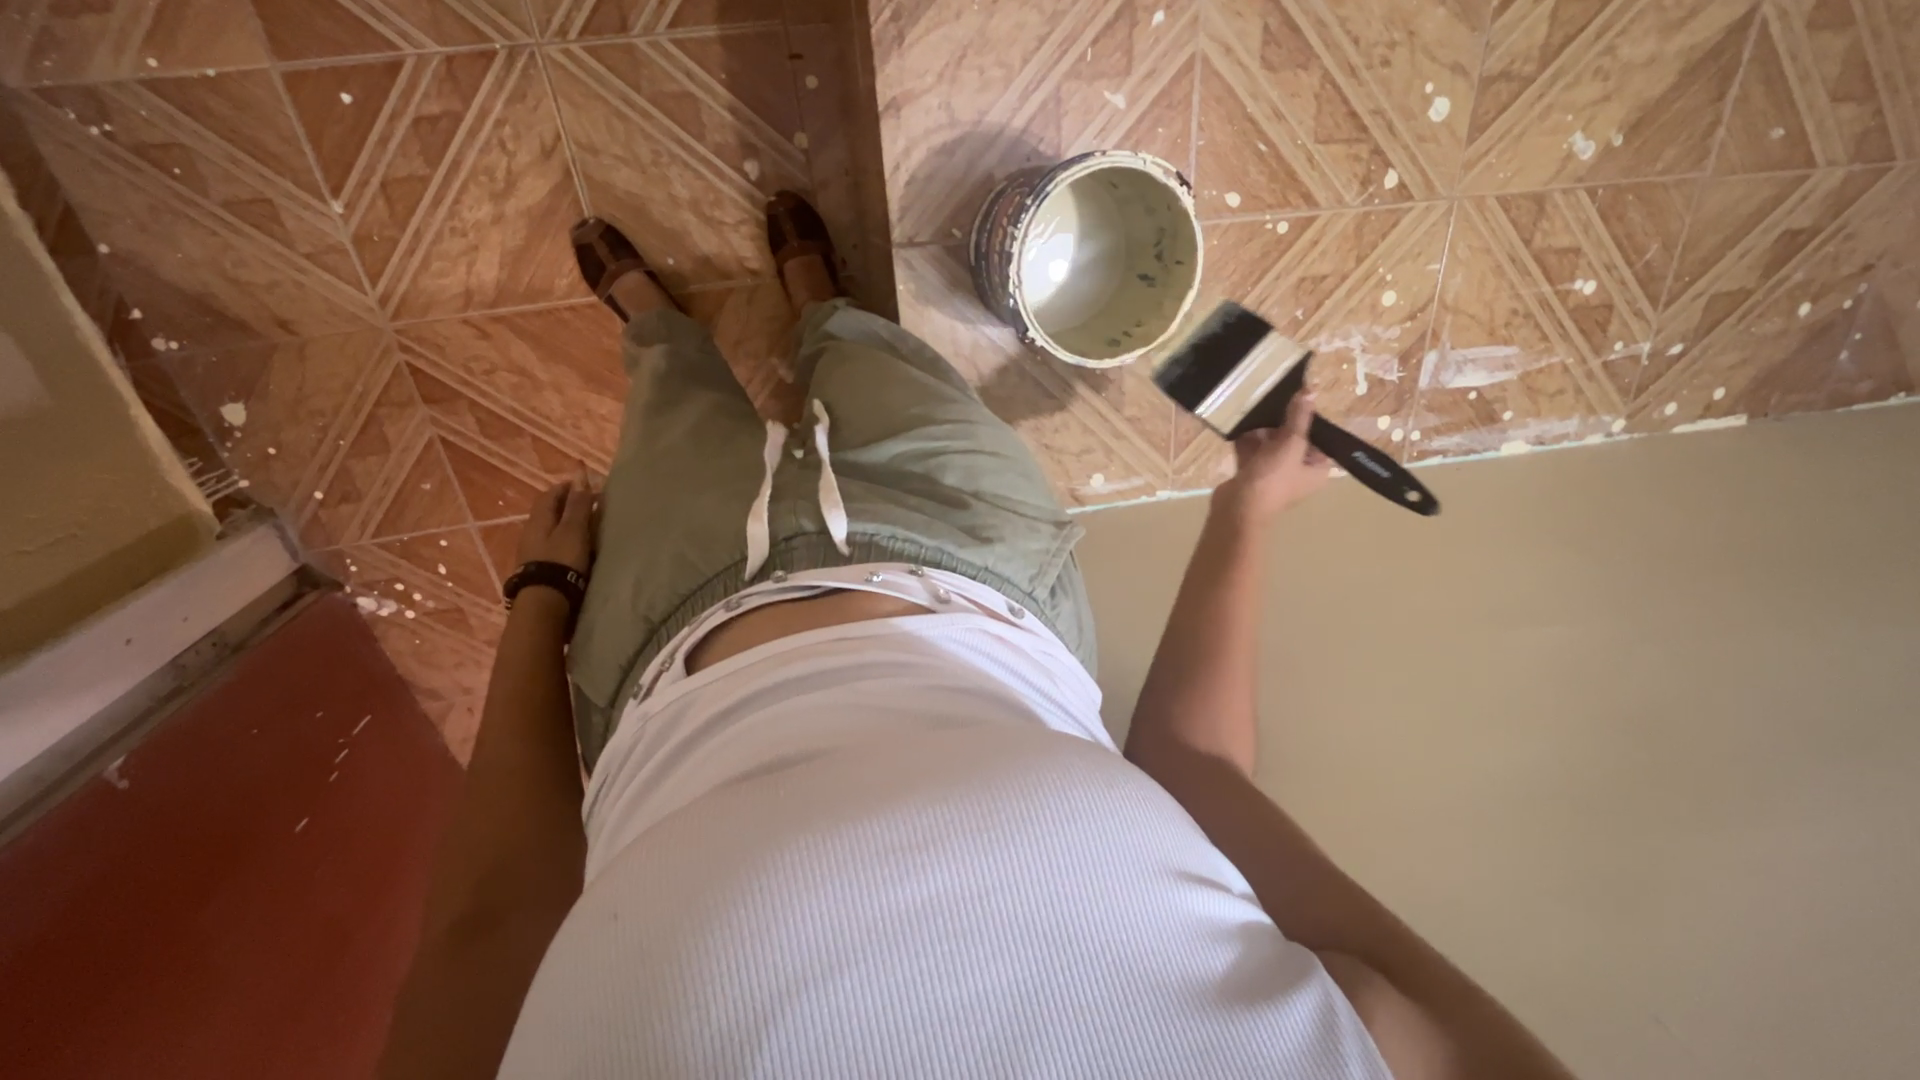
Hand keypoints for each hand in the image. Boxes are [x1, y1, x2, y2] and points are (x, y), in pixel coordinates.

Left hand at [516, 467, 595, 574]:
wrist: (545, 600)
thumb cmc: (561, 560)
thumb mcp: (574, 530)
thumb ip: (577, 505)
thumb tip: (579, 475)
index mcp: (538, 519)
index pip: (550, 494)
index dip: (566, 487)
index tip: (586, 486)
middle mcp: (531, 532)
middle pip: (548, 511)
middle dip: (567, 505)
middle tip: (590, 505)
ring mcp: (533, 551)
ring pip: (550, 529)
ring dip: (566, 524)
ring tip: (587, 526)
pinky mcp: (539, 566)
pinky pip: (552, 545)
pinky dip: (565, 540)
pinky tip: (577, 548)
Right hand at [1212, 391, 1330, 524]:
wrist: (1237, 508)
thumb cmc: (1272, 479)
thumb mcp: (1291, 444)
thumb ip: (1299, 418)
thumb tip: (1311, 390)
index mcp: (1317, 470)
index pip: (1319, 439)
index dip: (1309, 420)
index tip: (1296, 400)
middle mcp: (1297, 473)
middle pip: (1293, 440)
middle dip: (1280, 423)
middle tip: (1272, 402)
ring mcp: (1272, 474)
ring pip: (1270, 445)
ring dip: (1261, 430)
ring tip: (1253, 409)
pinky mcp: (1251, 474)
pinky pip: (1252, 451)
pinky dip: (1246, 439)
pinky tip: (1239, 423)